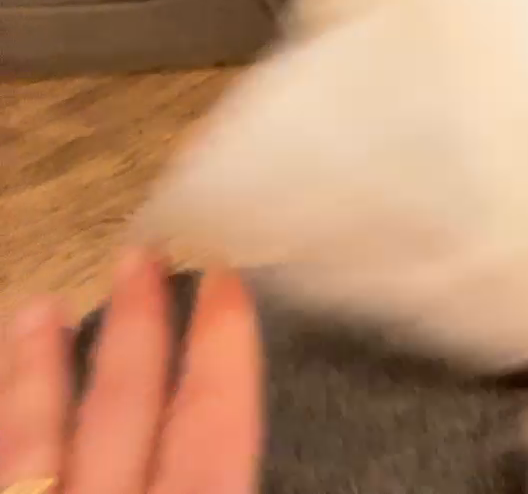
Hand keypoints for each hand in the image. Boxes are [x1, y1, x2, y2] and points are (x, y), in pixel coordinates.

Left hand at [0, 255, 261, 493]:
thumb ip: (255, 485)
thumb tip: (301, 427)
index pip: (215, 410)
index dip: (224, 340)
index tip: (227, 274)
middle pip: (124, 409)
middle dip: (135, 327)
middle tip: (139, 253)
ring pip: (32, 443)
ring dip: (34, 373)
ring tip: (36, 305)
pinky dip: (4, 428)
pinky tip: (4, 397)